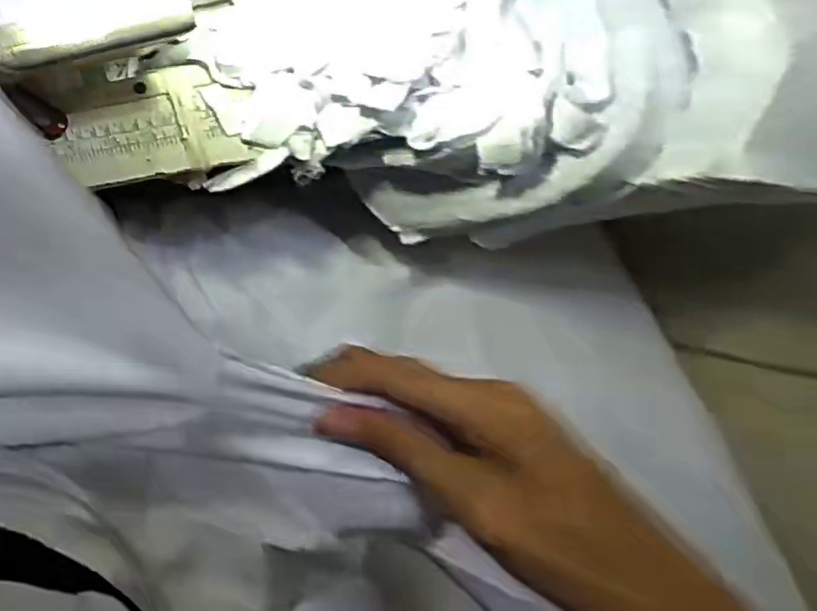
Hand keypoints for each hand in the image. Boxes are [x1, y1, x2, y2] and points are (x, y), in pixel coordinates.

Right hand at [311, 347, 744, 610]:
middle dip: (348, 381)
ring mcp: (506, 407)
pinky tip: (386, 431)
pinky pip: (438, 404)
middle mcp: (491, 389)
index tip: (293, 394)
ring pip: (416, 384)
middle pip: (400, 368)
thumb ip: (399, 446)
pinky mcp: (512, 428)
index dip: (334, 375)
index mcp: (483, 400)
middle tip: (308, 406)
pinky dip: (401, 411)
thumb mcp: (473, 500)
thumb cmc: (561, 545)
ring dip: (373, 396)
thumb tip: (327, 412)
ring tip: (336, 418)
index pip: (387, 368)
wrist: (662, 599)